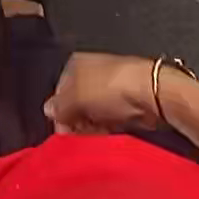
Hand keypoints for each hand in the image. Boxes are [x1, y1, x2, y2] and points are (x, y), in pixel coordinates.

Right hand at [44, 53, 165, 134]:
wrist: (150, 93)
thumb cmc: (110, 88)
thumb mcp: (77, 96)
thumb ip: (59, 106)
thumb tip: (49, 111)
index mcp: (75, 64)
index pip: (58, 93)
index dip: (58, 113)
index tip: (63, 131)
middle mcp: (89, 73)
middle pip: (73, 107)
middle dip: (75, 124)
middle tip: (81, 135)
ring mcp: (106, 89)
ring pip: (89, 117)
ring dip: (90, 130)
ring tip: (97, 134)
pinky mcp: (121, 104)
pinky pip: (105, 122)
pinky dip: (104, 130)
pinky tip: (108, 134)